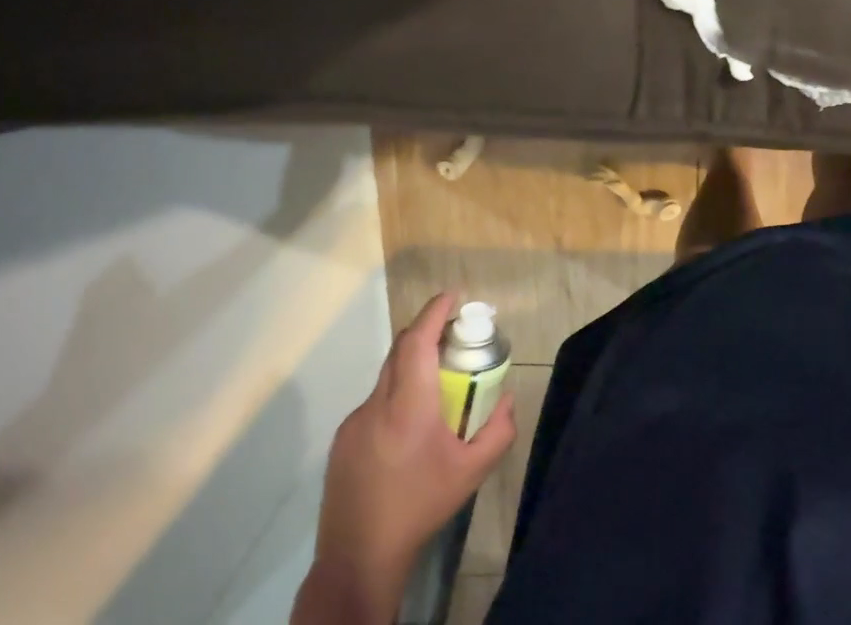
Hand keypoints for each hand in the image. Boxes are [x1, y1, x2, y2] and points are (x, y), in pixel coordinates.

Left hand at [296, 293, 515, 621]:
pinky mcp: (343, 439)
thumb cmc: (422, 506)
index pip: (418, 344)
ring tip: (439, 389)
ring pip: (387, 378)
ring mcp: (354, 422)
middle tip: (456, 335)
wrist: (360, 553)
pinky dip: (398, 396)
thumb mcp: (473, 472)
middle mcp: (377, 406)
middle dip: (427, 333)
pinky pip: (376, 403)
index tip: (453, 297)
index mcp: (409, 408)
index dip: (434, 313)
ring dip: (413, 368)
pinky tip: (412, 429)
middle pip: (400, 352)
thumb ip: (499, 430)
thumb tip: (507, 398)